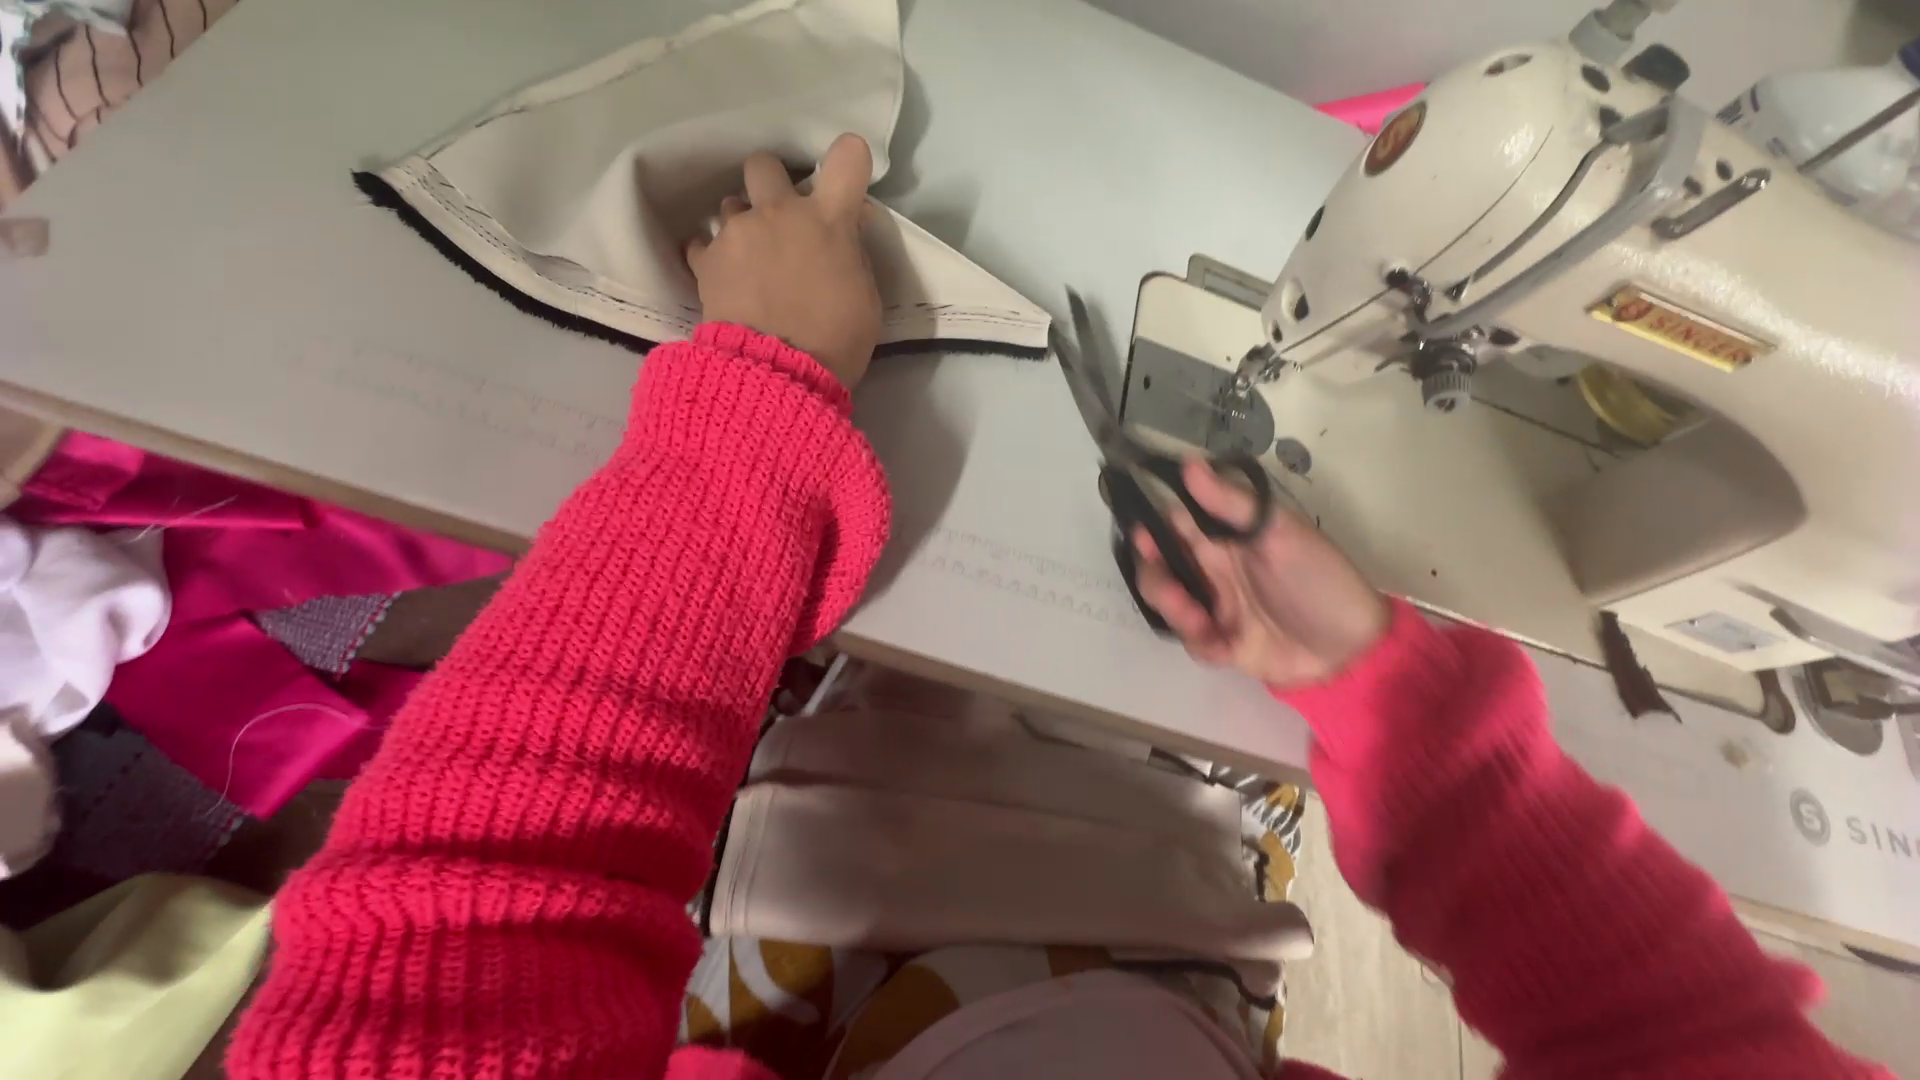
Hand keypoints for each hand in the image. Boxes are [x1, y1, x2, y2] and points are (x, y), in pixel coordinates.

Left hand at [686, 133, 883, 388]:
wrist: (778, 374)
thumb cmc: (836, 341)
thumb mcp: (866, 298)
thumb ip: (852, 256)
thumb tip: (843, 234)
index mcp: (828, 220)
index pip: (846, 159)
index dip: (848, 159)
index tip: (846, 175)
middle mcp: (779, 212)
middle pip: (764, 164)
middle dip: (769, 183)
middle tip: (778, 217)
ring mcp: (737, 232)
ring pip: (730, 204)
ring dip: (740, 224)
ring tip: (747, 259)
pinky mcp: (706, 261)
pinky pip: (701, 243)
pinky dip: (711, 256)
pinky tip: (721, 277)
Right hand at [1134, 459, 1392, 688]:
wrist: (1349, 645)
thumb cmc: (1318, 579)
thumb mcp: (1279, 533)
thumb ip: (1231, 503)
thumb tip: (1188, 462)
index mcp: (1225, 541)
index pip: (1175, 526)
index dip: (1153, 527)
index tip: (1142, 532)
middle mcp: (1213, 572)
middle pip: (1160, 566)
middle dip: (1152, 573)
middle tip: (1164, 582)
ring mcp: (1216, 609)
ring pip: (1169, 604)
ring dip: (1173, 609)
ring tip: (1196, 617)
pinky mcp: (1223, 645)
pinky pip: (1193, 644)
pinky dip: (1199, 642)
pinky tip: (1222, 643)